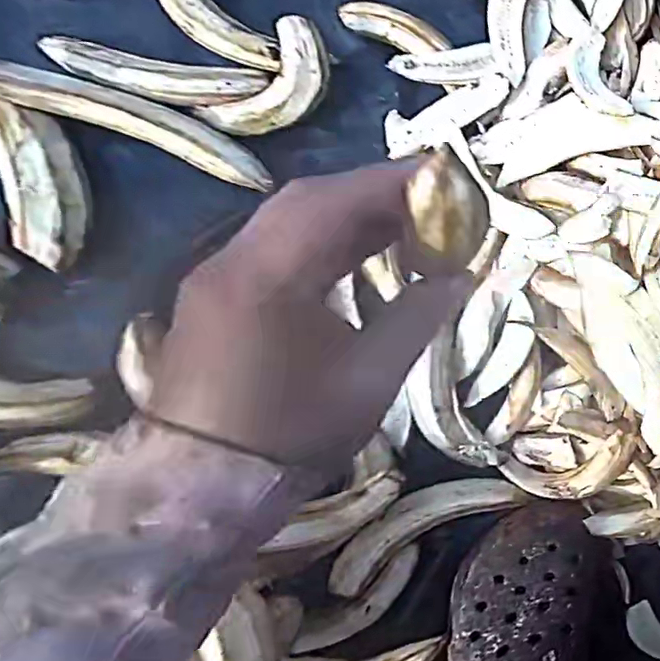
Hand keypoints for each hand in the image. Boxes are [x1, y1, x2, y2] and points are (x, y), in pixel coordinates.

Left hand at [149, 161, 469, 469]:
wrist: (199, 486)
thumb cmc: (292, 432)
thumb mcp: (372, 376)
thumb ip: (418, 315)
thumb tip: (460, 276)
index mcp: (267, 277)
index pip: (334, 202)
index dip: (393, 180)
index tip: (445, 174)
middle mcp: (233, 262)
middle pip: (309, 199)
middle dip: (375, 189)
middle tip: (434, 196)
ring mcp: (218, 277)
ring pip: (292, 218)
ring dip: (352, 211)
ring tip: (410, 219)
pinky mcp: (220, 295)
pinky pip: (280, 244)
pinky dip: (329, 236)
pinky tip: (366, 250)